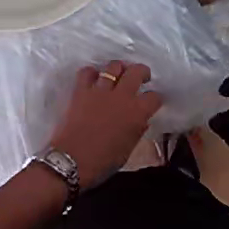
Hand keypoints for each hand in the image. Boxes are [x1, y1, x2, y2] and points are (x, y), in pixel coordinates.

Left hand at [48, 62, 164, 186]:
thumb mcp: (128, 149)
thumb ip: (137, 131)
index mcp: (137, 113)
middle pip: (136, 71)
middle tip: (142, 77)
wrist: (72, 161)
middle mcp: (121, 96)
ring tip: (119, 74)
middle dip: (142, 72)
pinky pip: (87, 72)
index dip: (156, 98)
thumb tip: (142, 120)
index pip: (154, 97)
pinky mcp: (81, 91)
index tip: (153, 102)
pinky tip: (94, 79)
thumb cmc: (103, 162)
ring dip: (119, 68)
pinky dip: (92, 73)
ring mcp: (100, 91)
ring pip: (113, 66)